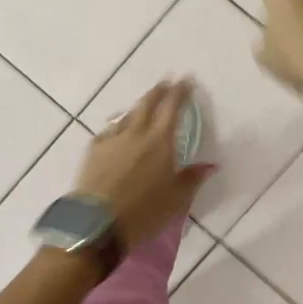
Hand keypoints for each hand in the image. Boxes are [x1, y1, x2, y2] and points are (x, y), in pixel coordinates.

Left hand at [75, 79, 214, 250]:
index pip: (172, 108)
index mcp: (160, 142)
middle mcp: (135, 134)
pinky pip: (109, 131)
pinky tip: (119, 132)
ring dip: (138, 108)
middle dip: (158, 91)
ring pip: (127, 116)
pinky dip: (118, 127)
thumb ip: (192, 179)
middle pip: (147, 103)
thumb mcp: (176, 200)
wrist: (96, 223)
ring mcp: (111, 139)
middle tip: (165, 83)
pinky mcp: (93, 150)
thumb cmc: (143, 213)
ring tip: (144, 107)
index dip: (180, 92)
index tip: (185, 80)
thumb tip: (209, 165)